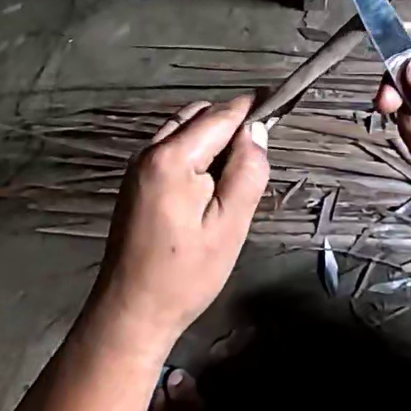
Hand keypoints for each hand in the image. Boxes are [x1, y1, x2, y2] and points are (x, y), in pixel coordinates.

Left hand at [88, 96, 270, 350]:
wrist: (131, 313)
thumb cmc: (185, 275)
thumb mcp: (230, 225)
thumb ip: (247, 171)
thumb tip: (257, 131)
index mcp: (172, 158)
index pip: (221, 115)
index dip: (251, 106)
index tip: (279, 97)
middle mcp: (150, 152)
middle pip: (200, 114)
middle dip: (232, 121)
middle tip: (260, 149)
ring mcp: (139, 166)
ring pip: (185, 127)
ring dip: (214, 134)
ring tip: (240, 166)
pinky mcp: (137, 181)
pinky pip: (172, 146)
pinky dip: (197, 148)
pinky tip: (212, 180)